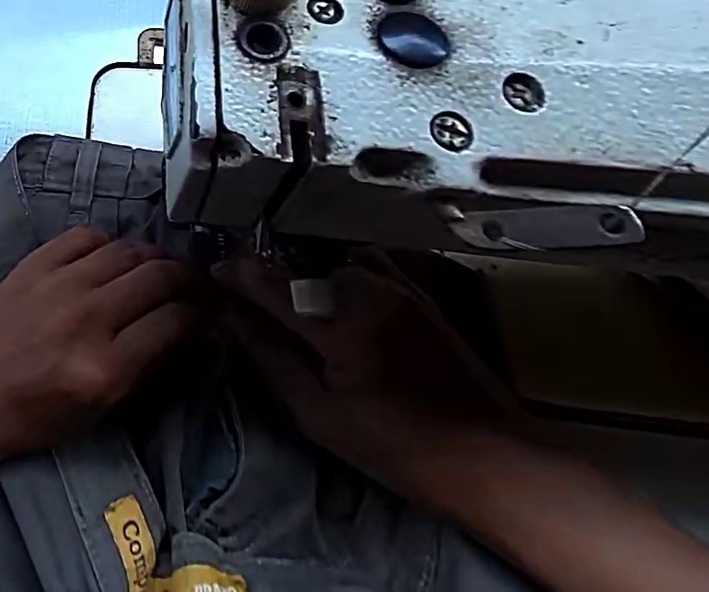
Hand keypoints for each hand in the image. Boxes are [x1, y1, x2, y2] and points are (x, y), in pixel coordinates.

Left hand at [0, 225, 196, 467]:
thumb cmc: (37, 414)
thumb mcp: (102, 408)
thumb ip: (148, 364)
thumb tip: (190, 326)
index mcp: (103, 367)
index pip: (173, 321)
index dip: (200, 313)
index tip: (207, 311)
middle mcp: (85, 318)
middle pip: (157, 277)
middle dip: (186, 278)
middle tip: (191, 284)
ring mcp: (58, 284)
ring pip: (126, 250)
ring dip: (152, 256)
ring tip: (157, 268)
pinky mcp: (35, 263)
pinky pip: (86, 235)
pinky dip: (108, 243)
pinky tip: (111, 257)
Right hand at [213, 251, 529, 500]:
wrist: (494, 457)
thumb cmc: (402, 447)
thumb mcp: (320, 415)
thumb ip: (269, 356)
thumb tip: (231, 318)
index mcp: (342, 323)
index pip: (270, 280)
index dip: (234, 273)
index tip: (214, 275)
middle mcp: (368, 288)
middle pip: (296, 257)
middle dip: (262, 265)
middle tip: (241, 283)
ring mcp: (395, 282)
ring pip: (325, 251)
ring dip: (294, 261)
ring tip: (277, 284)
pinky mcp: (412, 285)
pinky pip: (357, 256)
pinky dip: (330, 262)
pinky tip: (322, 283)